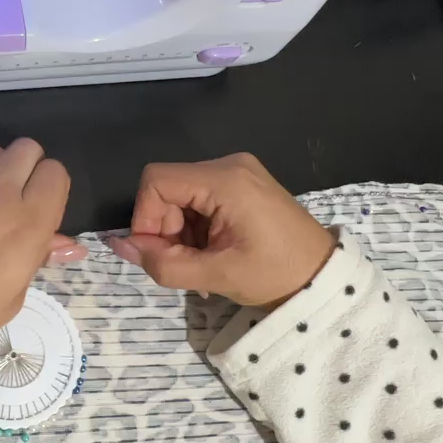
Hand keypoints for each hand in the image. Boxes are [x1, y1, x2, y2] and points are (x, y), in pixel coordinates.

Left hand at [0, 139, 71, 334]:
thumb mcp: (12, 296)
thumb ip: (40, 259)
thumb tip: (68, 245)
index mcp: (29, 220)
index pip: (56, 173)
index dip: (53, 188)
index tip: (43, 210)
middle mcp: (1, 190)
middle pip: (28, 149)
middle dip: (29, 168)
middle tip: (19, 198)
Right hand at [107, 153, 332, 307]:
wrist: (324, 277)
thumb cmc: (276, 275)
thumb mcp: (216, 275)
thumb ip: (163, 262)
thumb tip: (118, 245)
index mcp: (225, 180)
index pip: (156, 180)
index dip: (145, 216)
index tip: (156, 251)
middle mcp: (229, 165)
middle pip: (168, 186)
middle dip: (164, 226)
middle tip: (184, 261)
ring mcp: (237, 171)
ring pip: (180, 193)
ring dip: (179, 229)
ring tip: (203, 258)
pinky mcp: (241, 182)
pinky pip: (199, 196)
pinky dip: (194, 224)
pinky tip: (213, 247)